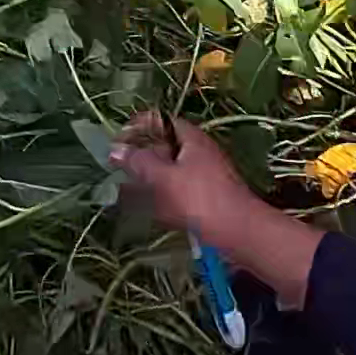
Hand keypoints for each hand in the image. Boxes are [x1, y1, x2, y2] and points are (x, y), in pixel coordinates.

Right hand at [111, 110, 323, 306]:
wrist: (241, 234)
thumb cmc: (202, 200)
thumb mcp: (165, 178)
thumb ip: (139, 162)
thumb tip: (114, 149)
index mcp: (190, 138)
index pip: (160, 120)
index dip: (137, 126)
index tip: (118, 140)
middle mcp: (197, 152)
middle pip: (163, 145)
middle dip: (140, 153)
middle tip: (117, 165)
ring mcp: (202, 175)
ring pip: (168, 169)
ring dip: (148, 176)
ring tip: (125, 187)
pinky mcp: (204, 198)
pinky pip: (176, 189)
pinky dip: (160, 194)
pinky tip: (147, 208)